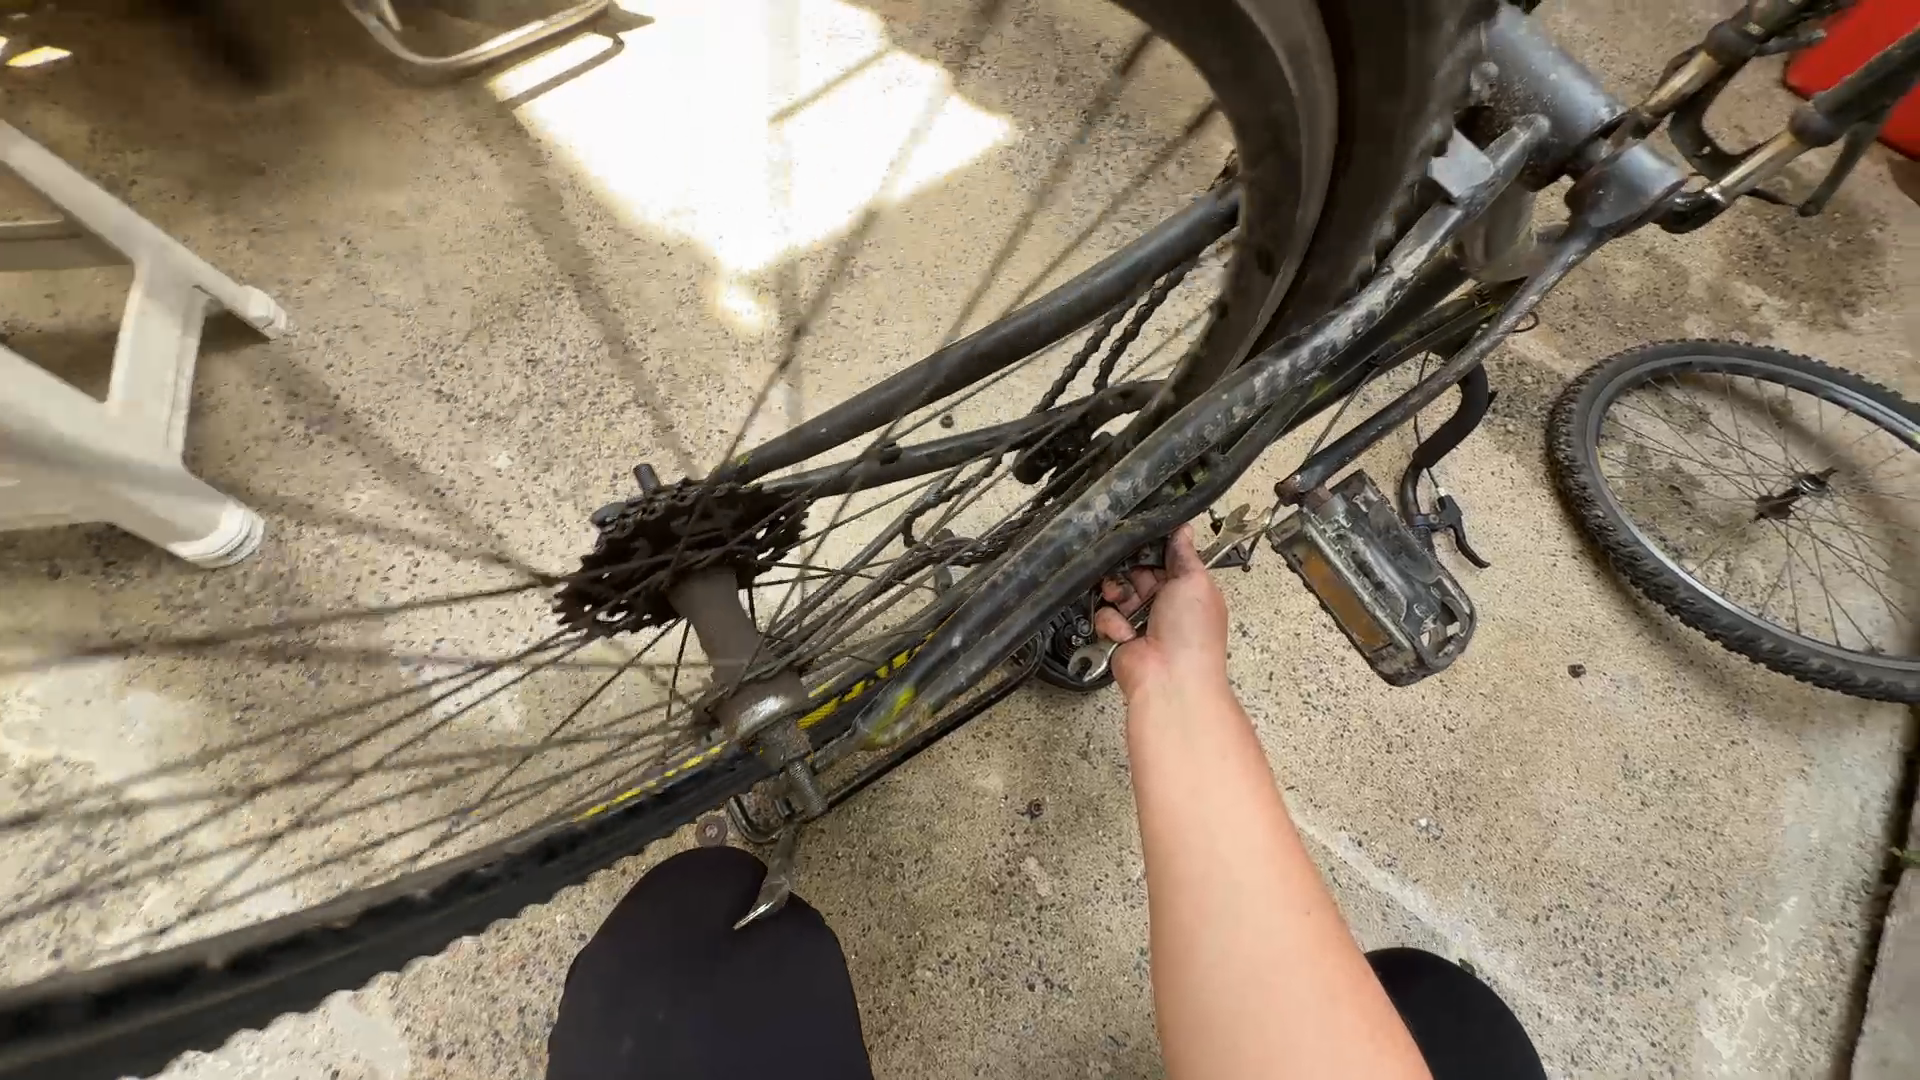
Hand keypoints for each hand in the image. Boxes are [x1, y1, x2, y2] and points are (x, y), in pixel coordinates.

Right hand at [1092, 523, 1230, 704]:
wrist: (1169, 676)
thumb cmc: (1192, 635)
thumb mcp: (1195, 581)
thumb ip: (1184, 553)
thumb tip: (1183, 530)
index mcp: (1186, 589)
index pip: (1162, 558)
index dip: (1149, 551)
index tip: (1138, 543)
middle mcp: (1164, 604)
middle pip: (1135, 572)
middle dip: (1129, 572)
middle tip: (1130, 576)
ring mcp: (1140, 620)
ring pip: (1116, 590)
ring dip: (1117, 594)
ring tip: (1123, 602)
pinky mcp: (1120, 635)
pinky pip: (1105, 615)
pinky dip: (1113, 622)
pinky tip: (1126, 633)